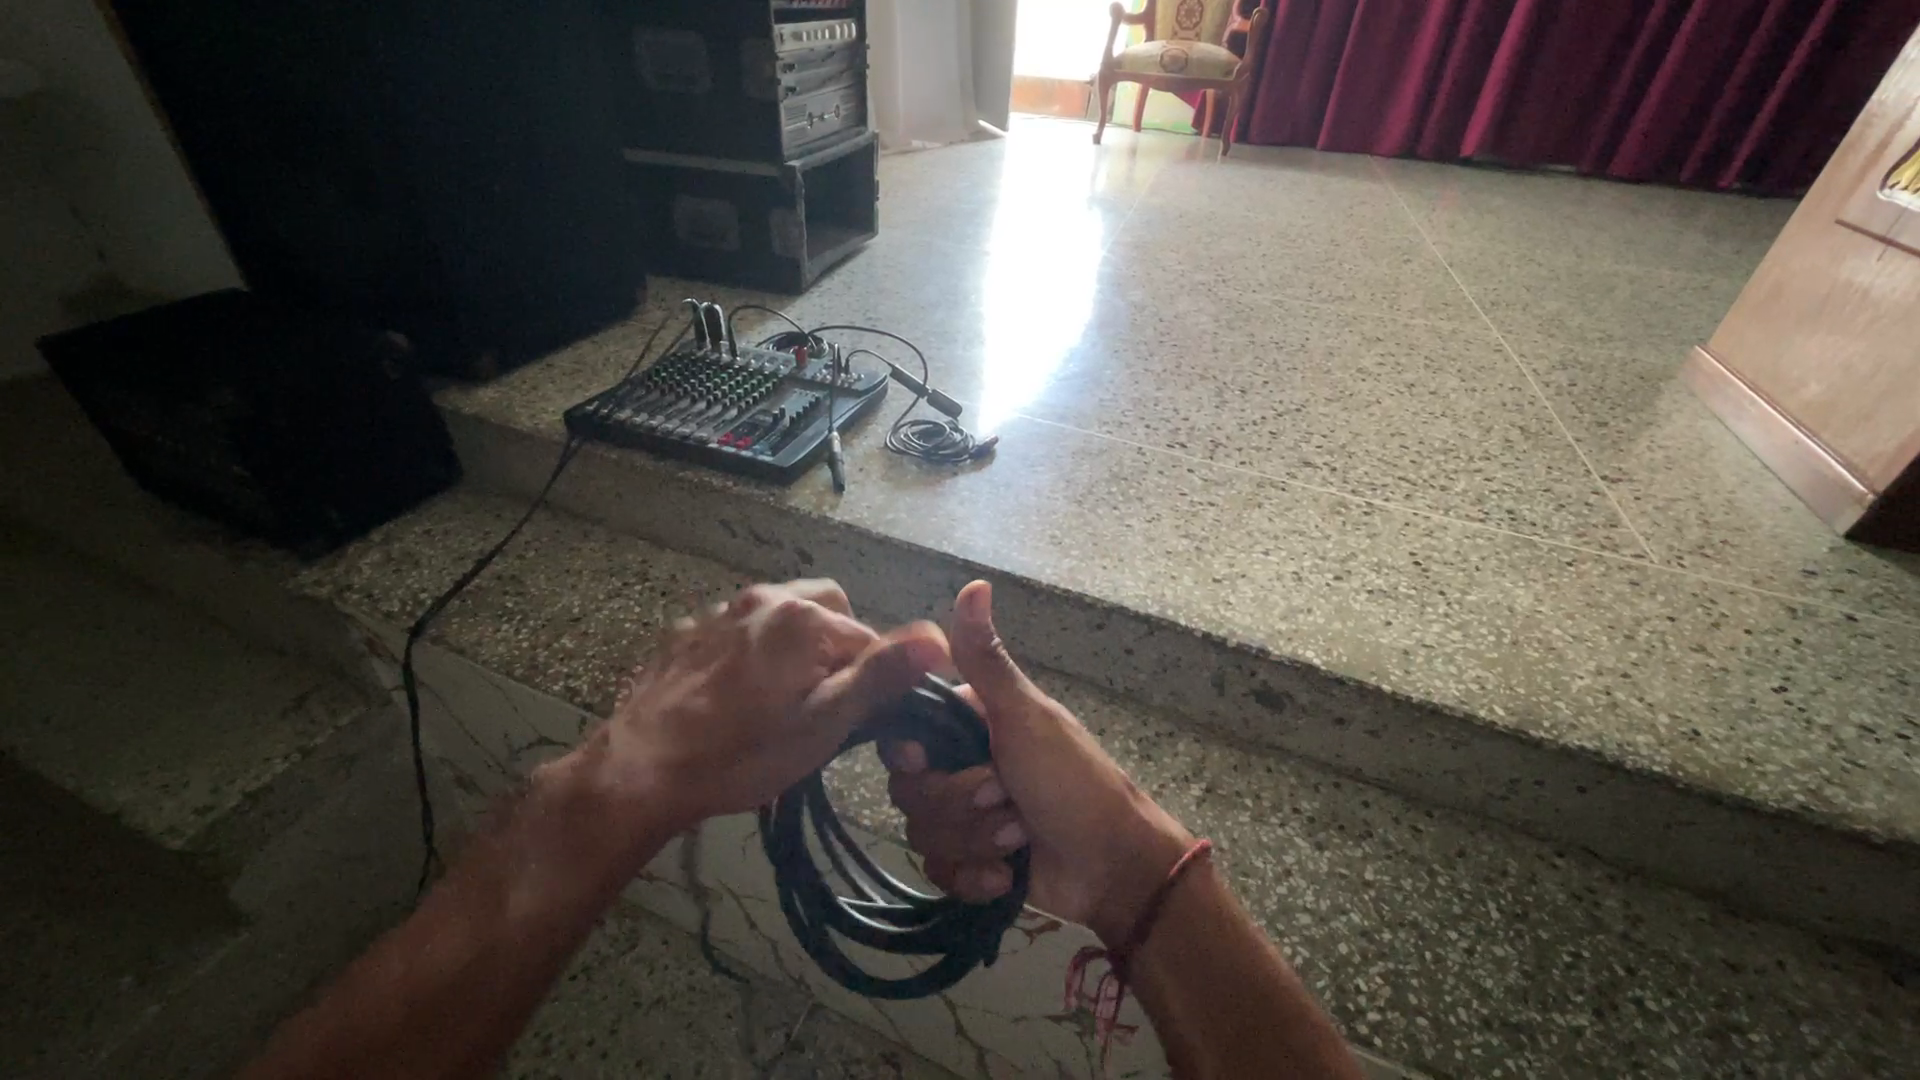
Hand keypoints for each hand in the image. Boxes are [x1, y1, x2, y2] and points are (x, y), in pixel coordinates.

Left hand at [561, 579, 947, 848]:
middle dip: (838, 645)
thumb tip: (940, 636)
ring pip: (781, 615)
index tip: (863, 716)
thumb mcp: (824, 721)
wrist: (641, 769)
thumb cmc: (744, 751)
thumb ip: (882, 674)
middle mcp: (763, 598)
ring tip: (781, 697)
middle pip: (827, 608)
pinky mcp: (687, 631)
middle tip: (825, 699)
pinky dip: (754, 650)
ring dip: (796, 644)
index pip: (869, 636)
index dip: (876, 677)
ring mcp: (720, 611)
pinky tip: (736, 694)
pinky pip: (740, 628)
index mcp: (803, 617)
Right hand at [882, 581, 1193, 944]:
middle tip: (1005, 799)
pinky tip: (1007, 874)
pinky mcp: (973, 863)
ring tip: (1017, 837)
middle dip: (960, 805)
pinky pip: (941, 874)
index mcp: (968, 725)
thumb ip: (986, 658)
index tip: (927, 762)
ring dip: (975, 841)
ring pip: (924, 835)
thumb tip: (975, 583)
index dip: (911, 756)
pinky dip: (975, 878)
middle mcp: (961, 767)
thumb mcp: (1025, 714)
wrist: (1114, 866)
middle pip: (910, 793)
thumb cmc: (1071, 779)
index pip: (903, 736)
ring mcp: (966, 818)